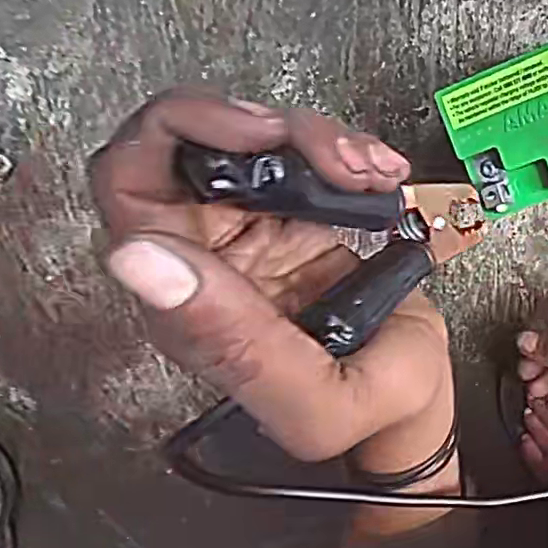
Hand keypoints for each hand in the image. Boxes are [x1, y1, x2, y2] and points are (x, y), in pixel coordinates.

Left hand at [91, 90, 452, 472]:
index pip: (134, 185)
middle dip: (275, 133)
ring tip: (373, 172)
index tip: (259, 134)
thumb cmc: (369, 413)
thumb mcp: (315, 400)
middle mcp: (213, 261)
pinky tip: (383, 174)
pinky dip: (348, 155)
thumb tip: (137, 259)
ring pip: (260, 147)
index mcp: (190, 305)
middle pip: (202, 147)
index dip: (183, 134)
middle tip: (338, 158)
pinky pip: (308, 163)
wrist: (413, 406)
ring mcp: (258, 237)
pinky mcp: (305, 224)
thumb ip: (240, 343)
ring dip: (320, 141)